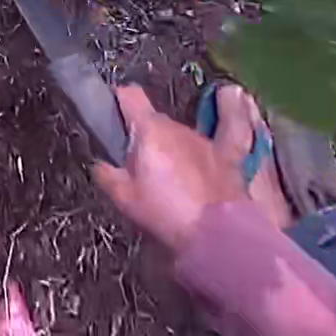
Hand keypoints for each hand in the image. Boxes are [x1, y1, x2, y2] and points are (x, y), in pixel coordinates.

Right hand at [91, 85, 251, 251]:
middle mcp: (176, 127)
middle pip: (153, 120)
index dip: (118, 100)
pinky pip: (232, 132)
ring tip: (172, 174)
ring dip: (173, 145)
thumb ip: (106, 172)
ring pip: (180, 133)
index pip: (128, 94)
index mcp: (148, 129)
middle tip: (140, 165)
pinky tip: (234, 93)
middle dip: (144, 135)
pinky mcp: (228, 160)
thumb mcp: (122, 197)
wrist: (223, 243)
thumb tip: (101, 163)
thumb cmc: (166, 214)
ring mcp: (205, 142)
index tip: (111, 114)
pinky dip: (232, 114)